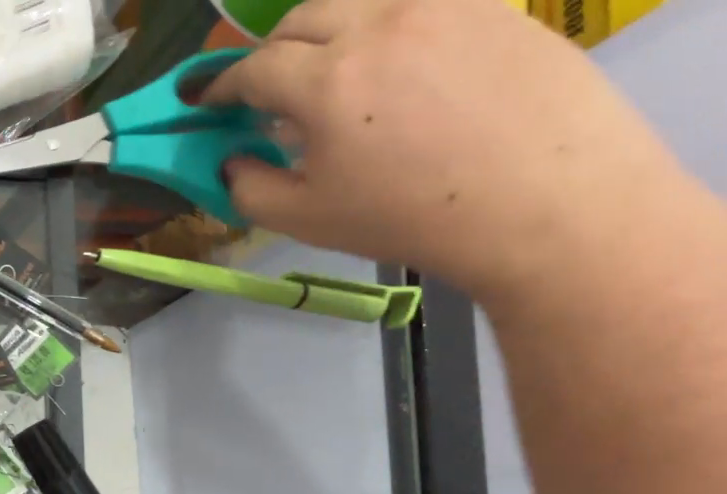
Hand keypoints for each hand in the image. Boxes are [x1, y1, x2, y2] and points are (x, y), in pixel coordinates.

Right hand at [206, 0, 682, 297]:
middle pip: (300, 18)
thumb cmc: (407, 216)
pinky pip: (416, 4)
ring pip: (358, 1)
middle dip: (270, 52)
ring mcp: (439, 6)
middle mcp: (378, 25)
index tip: (206, 102)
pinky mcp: (488, 5)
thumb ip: (247, 187)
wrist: (542, 197)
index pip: (253, 68)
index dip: (221, 86)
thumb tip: (231, 161)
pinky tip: (393, 66)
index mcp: (325, 82)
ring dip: (326, 31)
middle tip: (265, 88)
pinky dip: (384, 28)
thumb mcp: (305, 218)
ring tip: (329, 71)